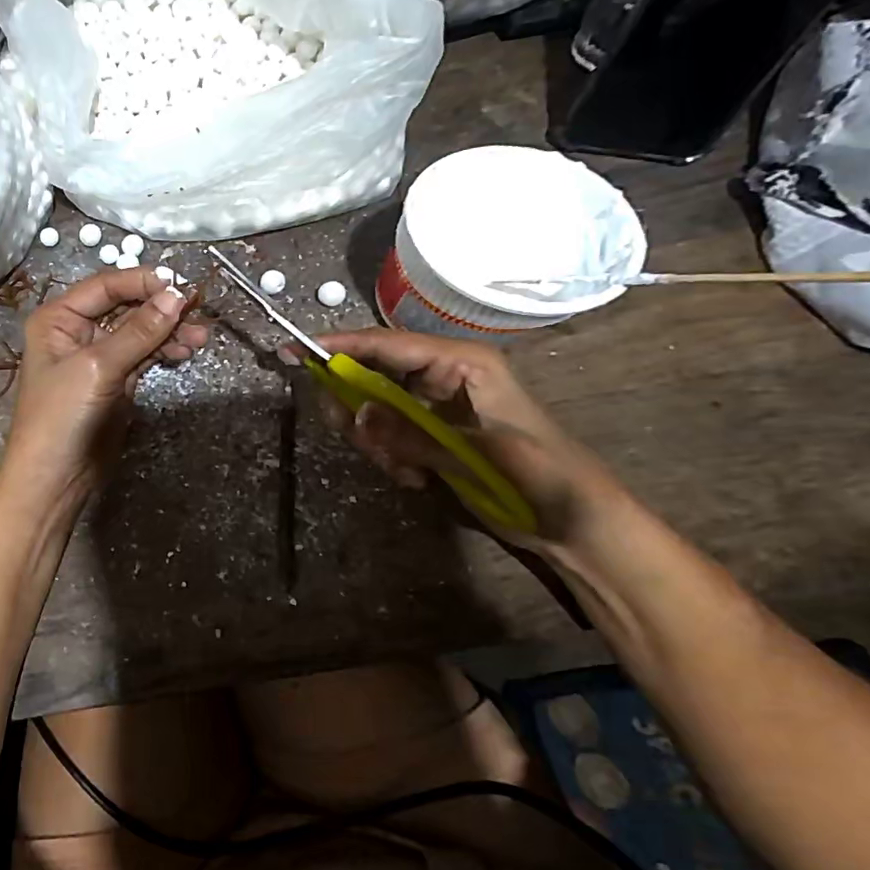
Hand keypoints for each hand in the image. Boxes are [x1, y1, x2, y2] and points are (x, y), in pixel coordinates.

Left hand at [0, 268, 208, 500]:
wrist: (54, 479)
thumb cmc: (61, 416)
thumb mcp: (98, 368)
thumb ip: (139, 331)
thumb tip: (177, 295)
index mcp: (59, 318)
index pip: (106, 286)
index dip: (143, 282)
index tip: (181, 286)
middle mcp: (76, 331)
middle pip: (125, 306)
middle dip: (161, 307)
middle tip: (199, 310)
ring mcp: (97, 356)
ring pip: (139, 331)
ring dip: (169, 330)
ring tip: (200, 337)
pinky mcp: (115, 380)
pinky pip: (144, 354)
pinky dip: (165, 350)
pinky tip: (186, 350)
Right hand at [297, 329, 642, 549]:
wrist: (576, 525)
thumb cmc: (546, 478)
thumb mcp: (482, 453)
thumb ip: (417, 433)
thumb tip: (357, 415)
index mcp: (462, 363)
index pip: (387, 344)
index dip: (339, 346)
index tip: (293, 351)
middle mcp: (442, 375)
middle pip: (369, 373)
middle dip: (355, 407)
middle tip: (360, 440)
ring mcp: (432, 404)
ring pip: (370, 407)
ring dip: (373, 440)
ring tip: (402, 468)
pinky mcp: (428, 432)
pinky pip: (383, 433)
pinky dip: (386, 456)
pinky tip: (414, 477)